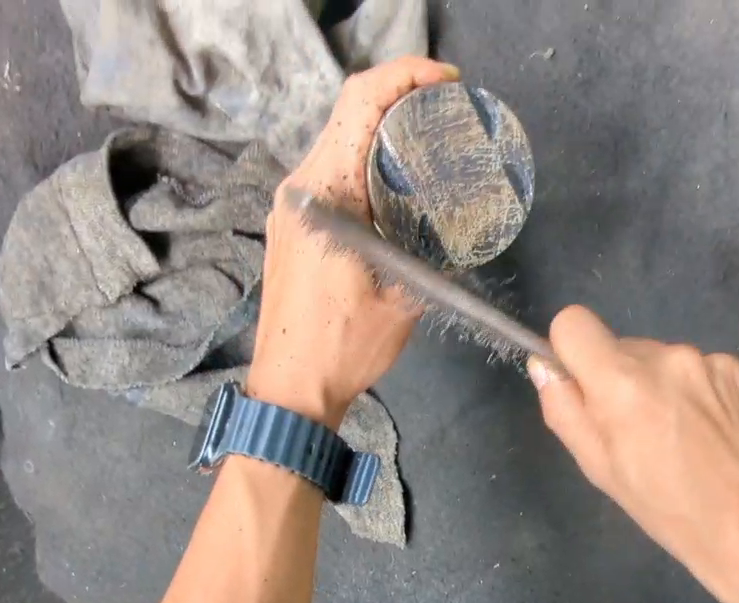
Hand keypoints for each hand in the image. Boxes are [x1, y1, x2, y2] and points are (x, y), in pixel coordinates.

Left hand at [246, 57, 460, 426]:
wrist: (292, 388)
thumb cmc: (343, 348)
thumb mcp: (403, 301)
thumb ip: (426, 256)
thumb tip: (448, 234)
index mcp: (324, 195)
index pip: (359, 104)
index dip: (405, 78)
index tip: (446, 84)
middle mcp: (299, 189)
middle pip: (348, 117)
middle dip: (400, 105)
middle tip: (447, 118)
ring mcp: (290, 207)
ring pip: (338, 145)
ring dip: (382, 138)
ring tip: (429, 149)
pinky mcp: (292, 227)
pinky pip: (331, 177)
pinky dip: (365, 168)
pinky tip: (396, 189)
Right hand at [530, 307, 738, 602]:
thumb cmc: (669, 512)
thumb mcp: (601, 471)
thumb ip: (565, 411)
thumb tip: (546, 366)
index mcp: (624, 382)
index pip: (574, 323)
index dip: (573, 353)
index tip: (586, 386)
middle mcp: (671, 357)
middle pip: (626, 347)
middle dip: (624, 381)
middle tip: (644, 435)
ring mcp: (718, 362)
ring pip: (671, 362)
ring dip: (669, 389)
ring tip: (689, 441)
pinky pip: (711, 372)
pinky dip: (707, 396)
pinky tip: (719, 436)